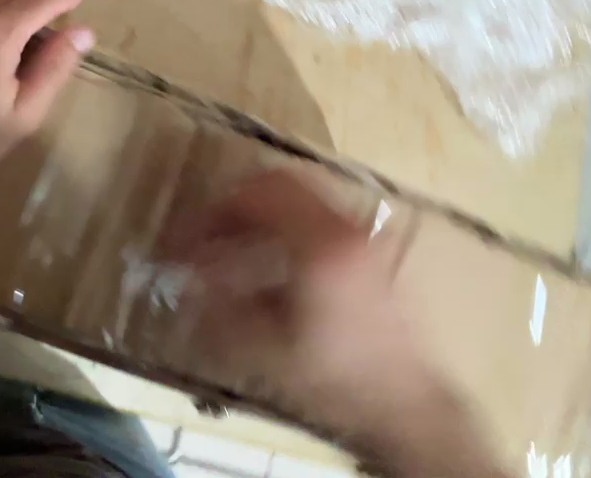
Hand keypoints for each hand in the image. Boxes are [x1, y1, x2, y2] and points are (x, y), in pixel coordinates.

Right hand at [169, 169, 505, 477]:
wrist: (406, 407)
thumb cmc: (333, 376)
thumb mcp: (264, 344)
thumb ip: (216, 300)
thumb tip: (184, 272)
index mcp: (318, 240)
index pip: (250, 195)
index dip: (210, 213)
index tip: (187, 239)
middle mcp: (343, 224)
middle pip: (275, 182)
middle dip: (233, 203)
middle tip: (207, 232)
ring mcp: (362, 232)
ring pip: (298, 192)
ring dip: (259, 210)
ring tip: (234, 243)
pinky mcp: (370, 247)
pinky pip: (316, 212)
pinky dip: (285, 221)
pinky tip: (270, 258)